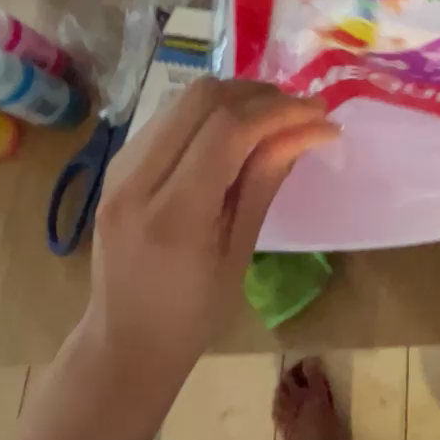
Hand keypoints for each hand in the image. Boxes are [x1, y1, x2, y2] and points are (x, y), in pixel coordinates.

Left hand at [78, 78, 336, 384]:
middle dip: (261, 95)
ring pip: (186, 99)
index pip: (227, 130)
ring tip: (277, 116)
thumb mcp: (240, 250)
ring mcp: (119, 169)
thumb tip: (311, 128)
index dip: (280, 111)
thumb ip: (267, 179)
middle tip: (301, 111)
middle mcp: (135, 181)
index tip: (320, 114)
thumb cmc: (193, 312)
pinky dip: (214, 111)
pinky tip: (241, 130)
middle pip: (203, 99)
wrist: (123, 344)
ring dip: (238, 97)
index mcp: (171, 214)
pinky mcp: (118, 165)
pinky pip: (172, 116)